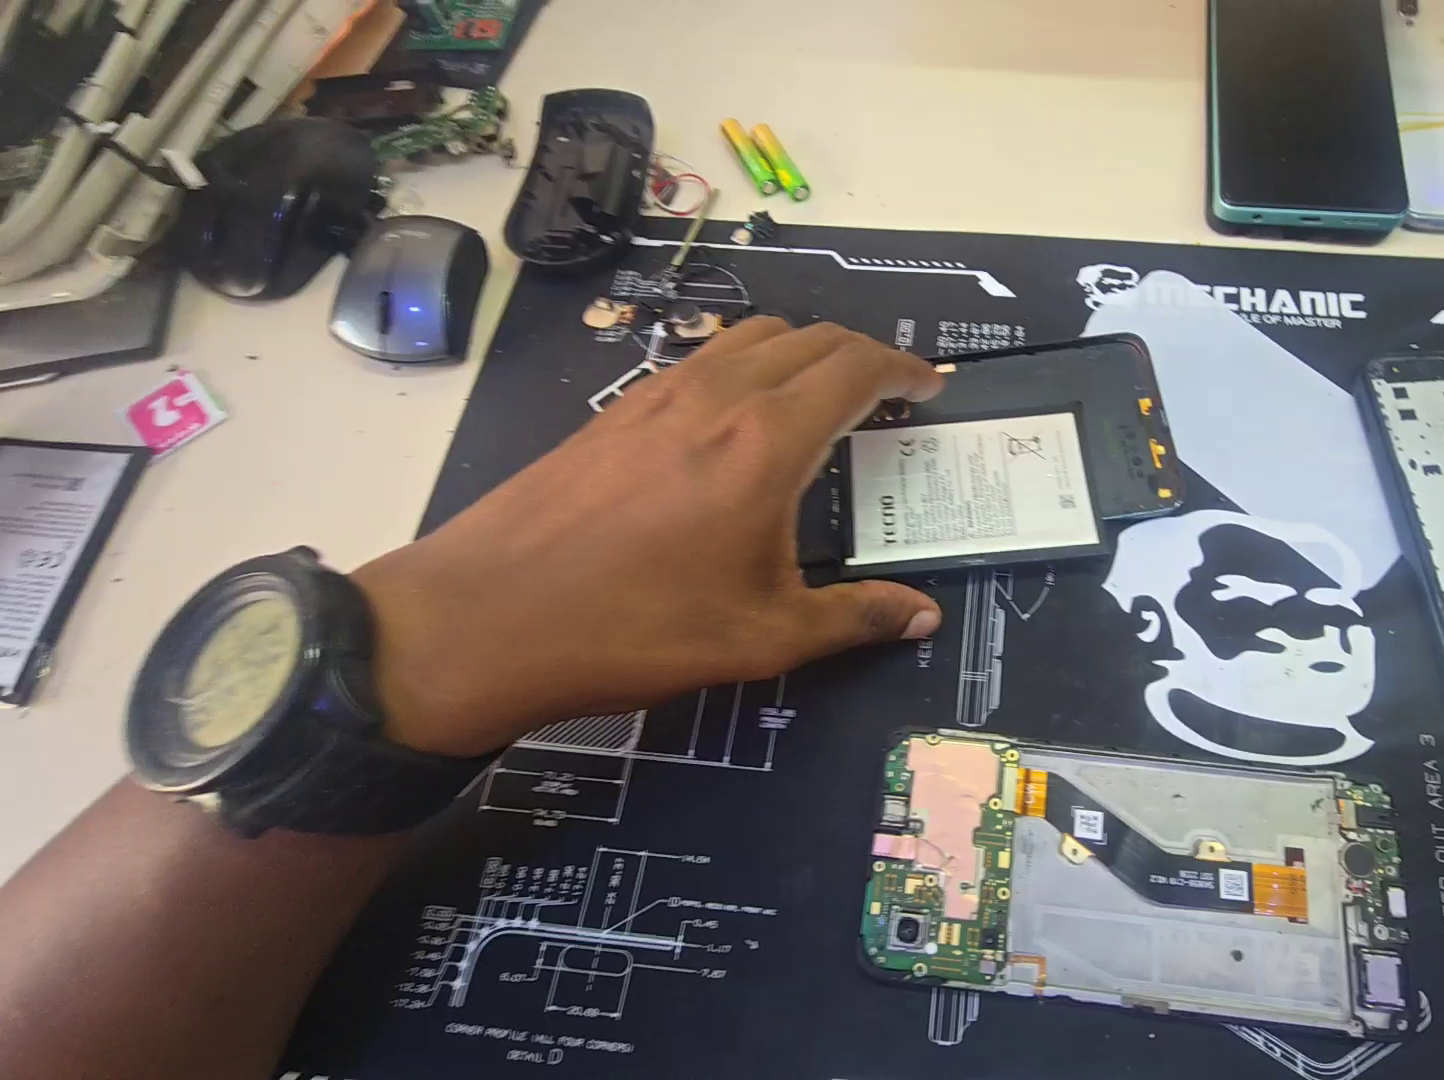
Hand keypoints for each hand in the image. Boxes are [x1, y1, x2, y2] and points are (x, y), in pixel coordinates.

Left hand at [351, 318, 944, 758]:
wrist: (485, 619)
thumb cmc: (638, 628)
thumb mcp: (765, 636)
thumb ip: (856, 617)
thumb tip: (925, 616)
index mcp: (766, 443)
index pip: (855, 370)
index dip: (903, 369)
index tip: (929, 385)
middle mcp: (719, 396)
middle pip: (812, 339)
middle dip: (865, 354)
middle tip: (891, 393)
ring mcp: (661, 392)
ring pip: (755, 337)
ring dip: (807, 351)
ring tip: (826, 395)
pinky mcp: (621, 407)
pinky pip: (707, 357)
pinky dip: (752, 363)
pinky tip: (744, 416)